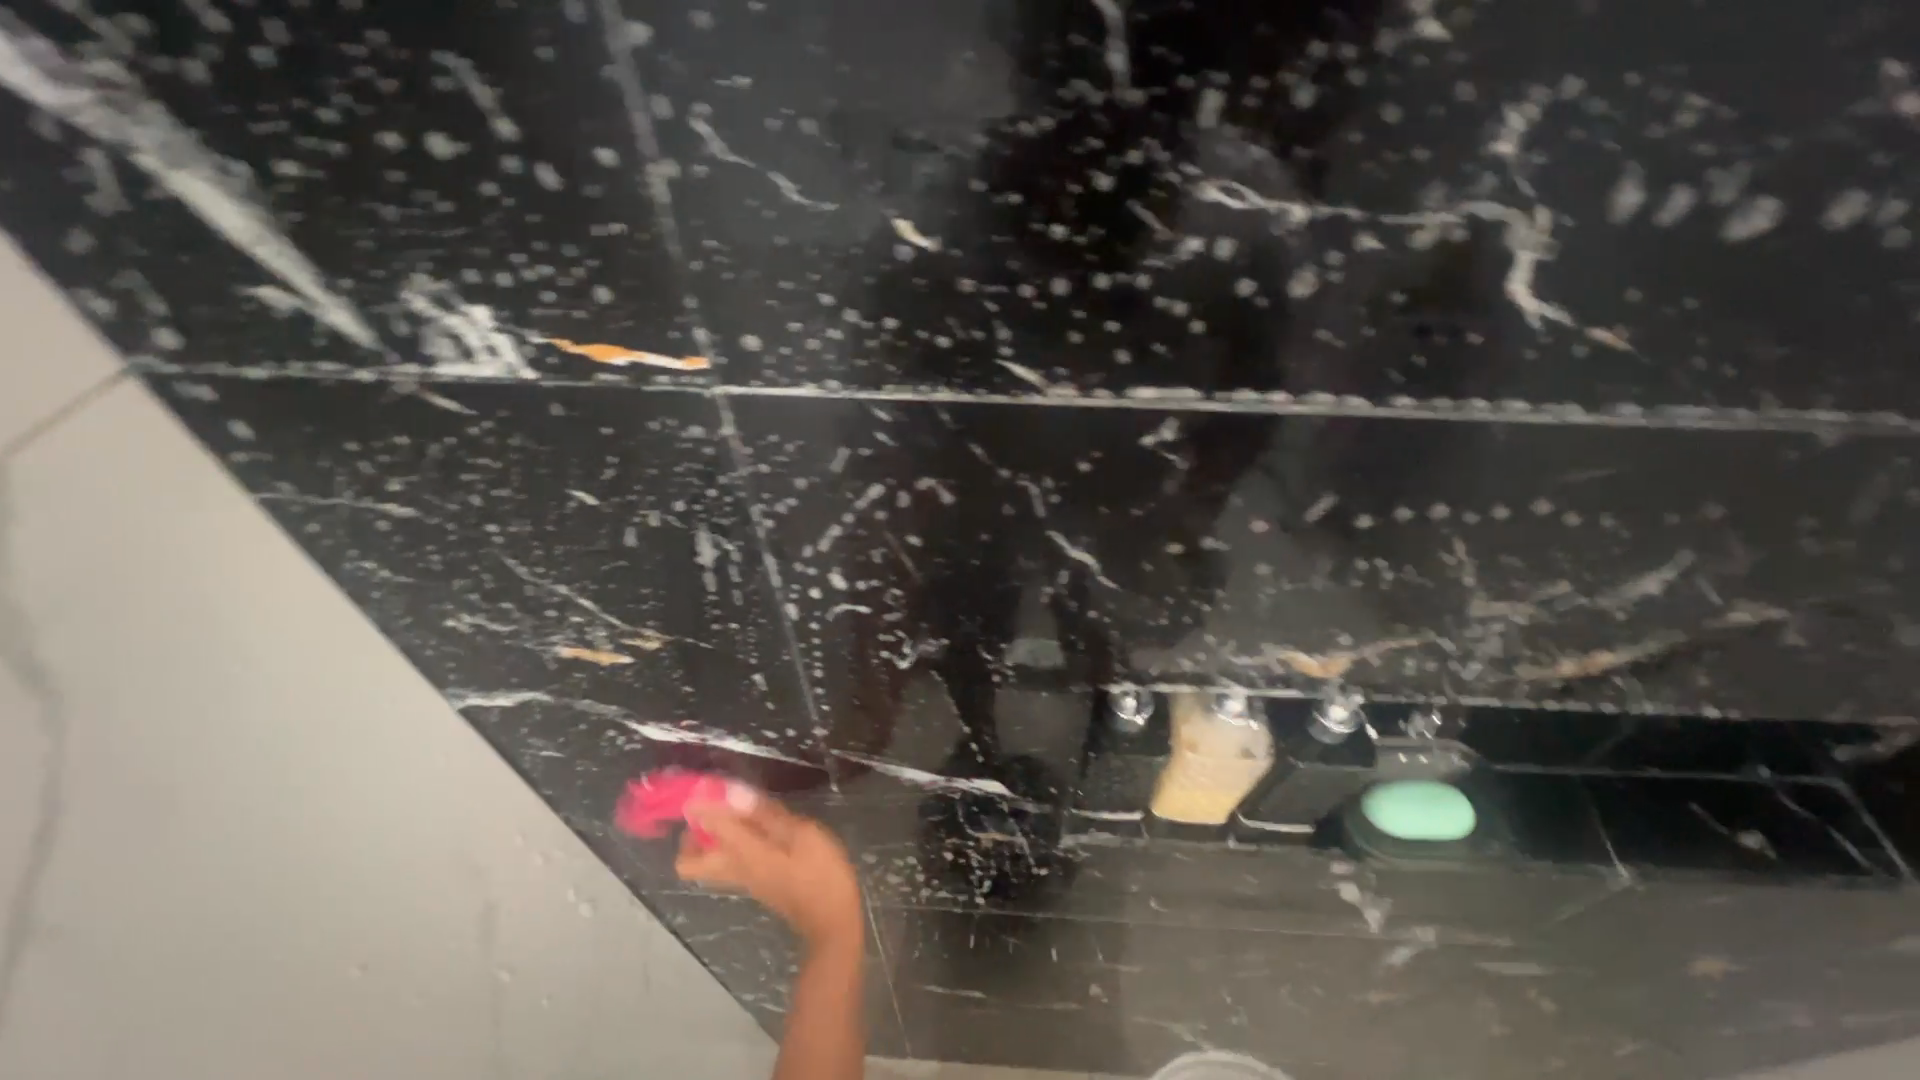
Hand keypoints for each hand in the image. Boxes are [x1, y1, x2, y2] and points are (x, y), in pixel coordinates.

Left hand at [678, 789, 864, 951]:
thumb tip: (735, 794)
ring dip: (707, 844)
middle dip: (691, 836)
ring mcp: (743, 882)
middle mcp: (734, 870)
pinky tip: (757, 835)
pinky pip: (725, 868)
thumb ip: (768, 815)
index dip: (701, 805)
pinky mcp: (755, 887)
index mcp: (744, 854)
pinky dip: (728, 849)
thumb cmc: (822, 874)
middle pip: (687, 863)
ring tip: (734, 820)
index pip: (708, 826)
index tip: (709, 787)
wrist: (832, 922)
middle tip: (714, 812)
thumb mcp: (803, 836)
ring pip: (704, 868)